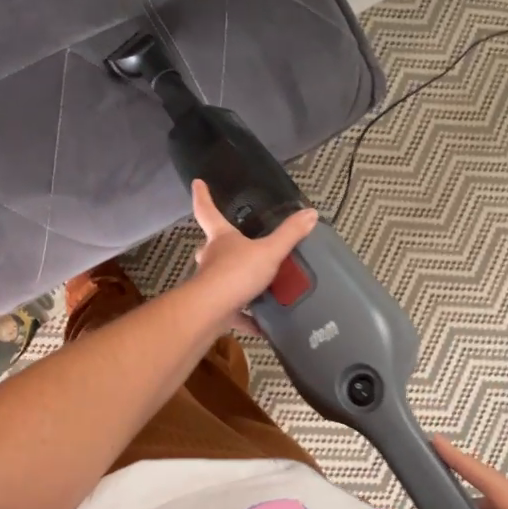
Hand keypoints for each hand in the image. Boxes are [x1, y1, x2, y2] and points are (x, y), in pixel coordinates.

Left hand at [186, 179, 317, 333]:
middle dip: (219, 245)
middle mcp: (211, 258)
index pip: (207, 211)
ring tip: (257, 285)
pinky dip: (247, 318)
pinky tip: (263, 326)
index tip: (197, 182)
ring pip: (220, 278)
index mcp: (221, 238)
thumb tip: (311, 212)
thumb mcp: (270, 251)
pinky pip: (233, 312)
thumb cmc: (237, 272)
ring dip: (235, 281)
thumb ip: (290, 234)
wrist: (212, 311)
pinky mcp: (215, 308)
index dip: (202, 196)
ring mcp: (210, 284)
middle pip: (211, 246)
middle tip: (236, 246)